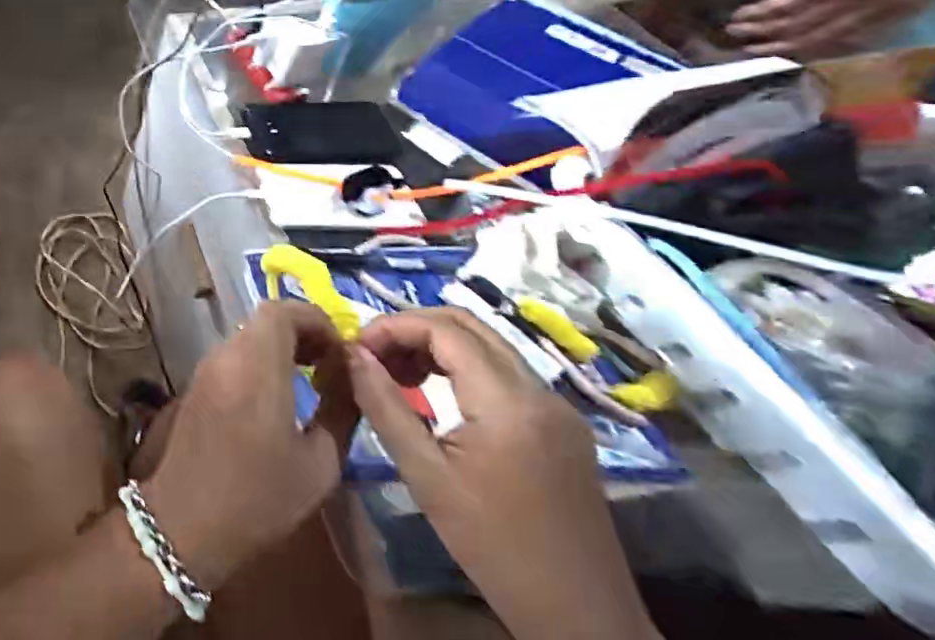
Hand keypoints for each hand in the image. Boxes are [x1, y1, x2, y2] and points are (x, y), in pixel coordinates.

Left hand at [141, 301, 358, 590]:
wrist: (186, 522)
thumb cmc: (259, 499)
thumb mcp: (319, 464)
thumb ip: (340, 410)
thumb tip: (354, 376)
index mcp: (255, 366)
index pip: (282, 310)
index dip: (317, 320)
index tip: (342, 351)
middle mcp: (226, 355)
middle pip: (266, 319)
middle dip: (304, 331)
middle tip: (332, 364)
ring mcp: (207, 366)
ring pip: (250, 334)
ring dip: (282, 344)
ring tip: (313, 377)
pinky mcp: (198, 382)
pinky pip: (236, 353)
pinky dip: (262, 357)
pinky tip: (281, 391)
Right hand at [349, 309, 657, 639]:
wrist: (582, 617)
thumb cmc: (494, 548)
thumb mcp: (426, 477)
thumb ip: (384, 406)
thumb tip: (352, 353)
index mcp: (509, 402)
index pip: (445, 329)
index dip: (393, 326)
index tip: (357, 348)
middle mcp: (540, 390)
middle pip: (468, 324)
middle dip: (413, 328)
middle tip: (373, 355)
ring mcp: (558, 406)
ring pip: (488, 345)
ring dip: (437, 346)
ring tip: (396, 375)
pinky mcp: (563, 424)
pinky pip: (504, 372)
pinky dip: (463, 367)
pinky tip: (436, 396)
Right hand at [726, 0, 934, 58]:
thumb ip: (885, 1)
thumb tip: (849, 16)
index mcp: (898, 14)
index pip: (848, 42)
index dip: (812, 50)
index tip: (786, 53)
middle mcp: (870, 13)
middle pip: (815, 38)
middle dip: (778, 46)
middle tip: (750, 50)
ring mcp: (847, 0)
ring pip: (793, 24)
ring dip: (758, 30)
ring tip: (734, 31)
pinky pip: (783, 6)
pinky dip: (758, 13)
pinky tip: (740, 14)